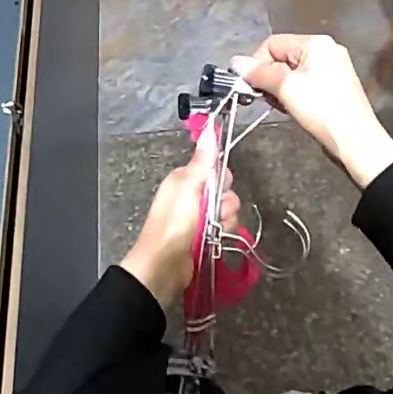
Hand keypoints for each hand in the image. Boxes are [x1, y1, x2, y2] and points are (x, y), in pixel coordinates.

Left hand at [118, 124, 240, 309]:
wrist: (164, 265)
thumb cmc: (173, 223)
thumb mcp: (188, 186)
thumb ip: (203, 160)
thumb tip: (210, 128)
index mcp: (184, 179)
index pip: (213, 168)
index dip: (220, 178)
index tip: (218, 186)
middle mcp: (192, 196)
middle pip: (224, 190)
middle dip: (225, 201)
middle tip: (213, 210)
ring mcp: (199, 217)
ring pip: (228, 209)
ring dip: (226, 218)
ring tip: (213, 228)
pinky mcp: (206, 235)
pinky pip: (226, 227)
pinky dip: (224, 232)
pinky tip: (217, 238)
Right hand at [231, 34, 392, 188]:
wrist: (355, 140)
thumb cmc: (321, 109)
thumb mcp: (285, 87)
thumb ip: (259, 72)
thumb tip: (236, 61)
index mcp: (316, 43)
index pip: (273, 43)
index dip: (257, 62)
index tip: (250, 85)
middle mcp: (325, 50)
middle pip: (282, 57)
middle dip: (269, 77)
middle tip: (265, 97)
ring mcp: (331, 69)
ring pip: (291, 72)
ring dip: (279, 88)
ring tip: (281, 105)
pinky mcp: (333, 86)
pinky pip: (304, 83)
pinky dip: (293, 94)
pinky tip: (293, 109)